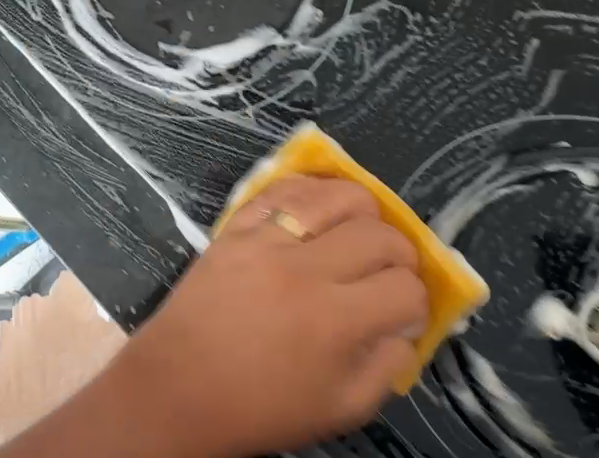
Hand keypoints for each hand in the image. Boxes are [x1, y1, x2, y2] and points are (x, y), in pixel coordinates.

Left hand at [100, 175, 429, 456]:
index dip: (417, 299)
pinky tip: (319, 201)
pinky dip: (306, 189)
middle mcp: (302, 270)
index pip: (405, 288)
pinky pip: (277, 191)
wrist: (181, 386)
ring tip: (364, 225)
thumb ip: (387, 366)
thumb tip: (407, 326)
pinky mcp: (233, 229)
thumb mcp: (343, 409)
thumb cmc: (262, 407)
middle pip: (376, 234)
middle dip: (401, 250)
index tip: (406, 309)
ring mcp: (263, 241)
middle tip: (393, 267)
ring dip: (361, 207)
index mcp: (335, 320)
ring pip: (329, 197)